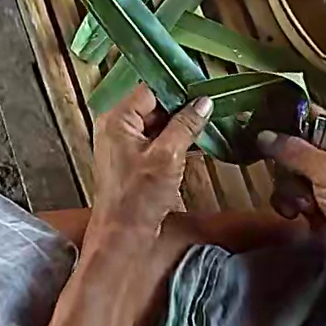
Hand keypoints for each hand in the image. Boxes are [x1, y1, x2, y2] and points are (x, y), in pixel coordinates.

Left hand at [90, 85, 212, 236]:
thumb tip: (204, 102)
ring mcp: (123, 144)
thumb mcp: (168, 157)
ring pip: (157, 123)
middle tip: (209, 109)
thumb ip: (186, 125)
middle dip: (181, 109)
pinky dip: (174, 142)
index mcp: (117, 119)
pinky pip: (155, 141)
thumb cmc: (138, 199)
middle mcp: (116, 127)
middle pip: (154, 105)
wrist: (123, 237)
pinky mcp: (132, 160)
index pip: (150, 89)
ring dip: (180, 127)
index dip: (177, 89)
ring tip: (206, 127)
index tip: (203, 90)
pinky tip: (195, 146)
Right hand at [259, 126, 325, 274]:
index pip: (310, 116)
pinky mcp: (309, 204)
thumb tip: (262, 135)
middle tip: (287, 171)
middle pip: (290, 146)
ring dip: (289, 189)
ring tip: (304, 203)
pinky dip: (287, 204)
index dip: (287, 116)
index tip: (262, 119)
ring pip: (284, 173)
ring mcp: (319, 181)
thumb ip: (294, 150)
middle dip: (285, 163)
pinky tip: (296, 214)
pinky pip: (284, 195)